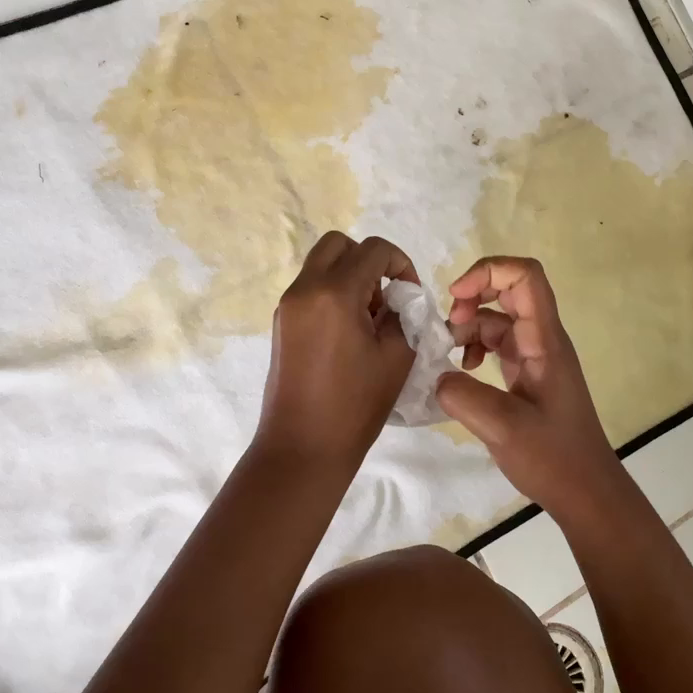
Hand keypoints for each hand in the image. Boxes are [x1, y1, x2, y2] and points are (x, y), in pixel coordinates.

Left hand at [257, 232, 417, 468]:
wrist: (303, 447)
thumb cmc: (356, 404)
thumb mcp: (397, 356)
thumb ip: (404, 317)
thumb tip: (399, 302)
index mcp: (334, 293)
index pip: (374, 250)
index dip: (401, 264)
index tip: (411, 296)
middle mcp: (305, 289)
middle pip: (339, 245)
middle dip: (369, 261)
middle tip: (386, 297)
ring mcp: (287, 306)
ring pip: (322, 265)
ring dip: (350, 277)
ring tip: (369, 319)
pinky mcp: (281, 324)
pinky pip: (310, 289)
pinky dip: (333, 294)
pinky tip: (349, 334)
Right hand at [434, 256, 625, 518]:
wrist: (586, 491)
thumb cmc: (553, 457)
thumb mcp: (502, 427)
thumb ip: (463, 397)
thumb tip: (437, 377)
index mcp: (545, 341)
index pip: (526, 277)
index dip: (489, 272)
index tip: (456, 298)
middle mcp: (543, 340)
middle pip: (510, 291)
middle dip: (473, 295)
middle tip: (446, 327)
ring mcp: (537, 358)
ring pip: (500, 319)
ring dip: (470, 326)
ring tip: (446, 353)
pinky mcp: (529, 376)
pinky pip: (499, 345)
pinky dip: (476, 348)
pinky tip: (462, 371)